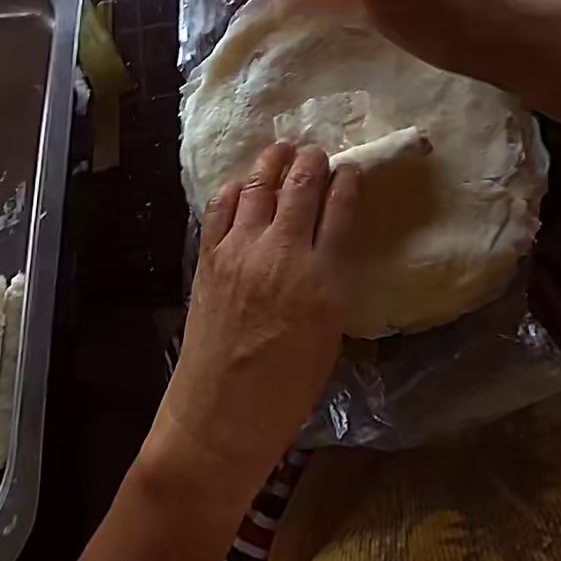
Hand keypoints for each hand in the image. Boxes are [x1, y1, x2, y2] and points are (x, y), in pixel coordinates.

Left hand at [151, 143, 362, 485]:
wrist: (220, 412)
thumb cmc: (286, 390)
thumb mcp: (328, 336)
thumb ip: (330, 283)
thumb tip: (328, 246)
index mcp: (322, 281)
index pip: (341, 212)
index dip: (348, 182)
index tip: (351, 169)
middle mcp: (282, 254)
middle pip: (301, 187)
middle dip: (312, 161)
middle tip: (316, 151)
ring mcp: (240, 250)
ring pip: (259, 187)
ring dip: (272, 162)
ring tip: (281, 148)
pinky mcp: (209, 256)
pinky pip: (221, 208)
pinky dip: (234, 189)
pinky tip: (242, 184)